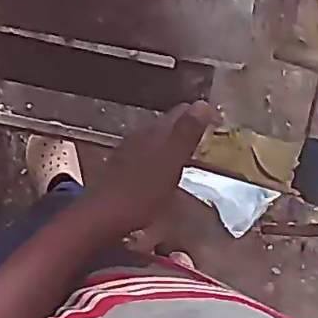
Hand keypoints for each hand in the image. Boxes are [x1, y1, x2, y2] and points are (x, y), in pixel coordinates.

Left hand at [70, 101, 217, 241]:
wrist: (102, 215)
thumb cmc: (142, 192)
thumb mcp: (171, 162)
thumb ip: (186, 133)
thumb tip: (203, 103)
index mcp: (155, 132)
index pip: (180, 112)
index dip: (198, 114)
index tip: (215, 121)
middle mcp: (139, 136)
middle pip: (165, 125)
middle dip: (184, 128)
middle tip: (203, 136)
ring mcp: (125, 153)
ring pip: (152, 140)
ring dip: (169, 144)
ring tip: (185, 154)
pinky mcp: (117, 170)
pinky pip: (142, 157)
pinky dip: (155, 160)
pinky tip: (158, 171)